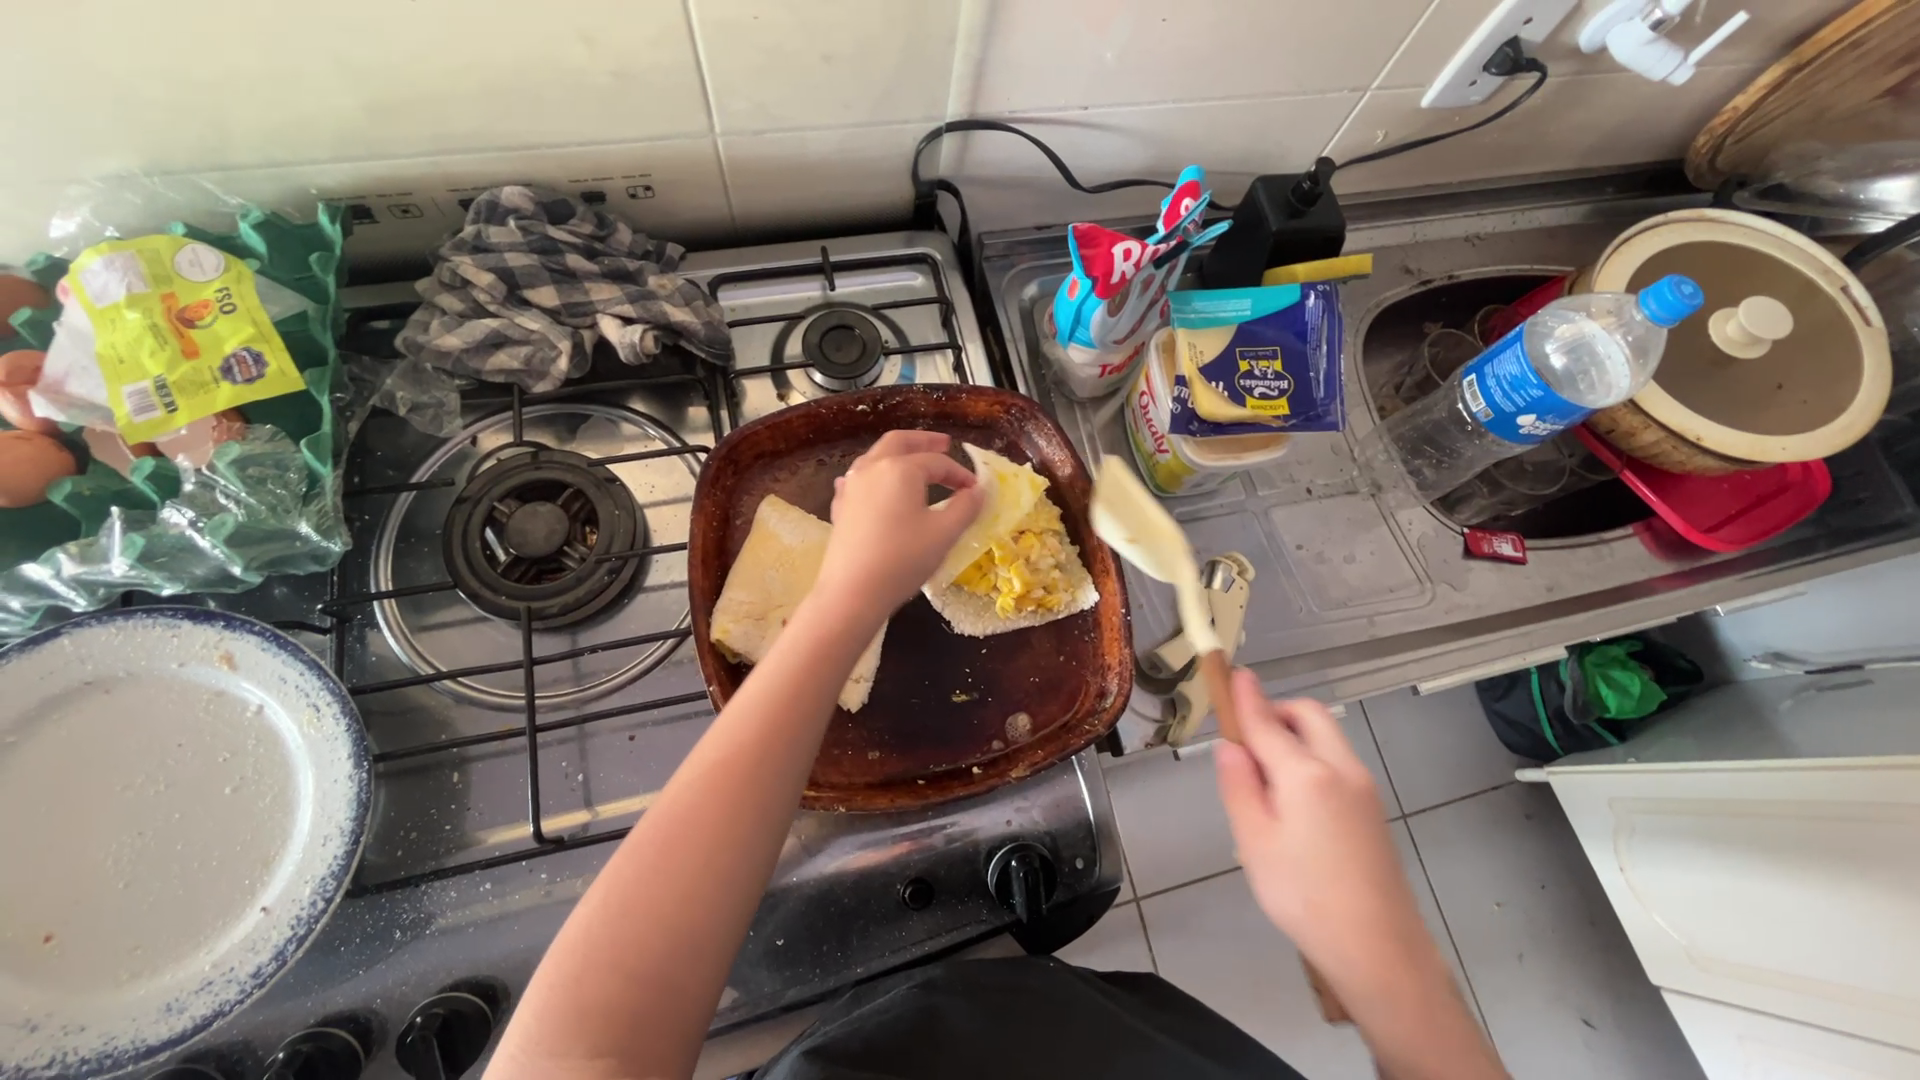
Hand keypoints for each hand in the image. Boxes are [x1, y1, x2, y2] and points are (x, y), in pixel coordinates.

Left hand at [814, 430, 983, 622]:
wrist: (852, 592)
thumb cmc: (903, 560)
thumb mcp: (944, 534)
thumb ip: (965, 507)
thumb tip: (976, 491)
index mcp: (900, 470)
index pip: (937, 462)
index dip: (959, 473)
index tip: (975, 489)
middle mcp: (872, 469)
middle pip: (899, 442)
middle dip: (924, 441)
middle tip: (944, 444)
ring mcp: (851, 487)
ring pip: (875, 457)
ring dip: (898, 454)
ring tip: (913, 461)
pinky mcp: (841, 507)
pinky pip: (858, 479)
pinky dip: (873, 475)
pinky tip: (873, 484)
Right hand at [1213, 671, 1425, 971]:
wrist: (1378, 949)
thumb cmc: (1304, 895)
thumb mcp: (1254, 842)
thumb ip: (1239, 786)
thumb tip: (1229, 746)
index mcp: (1306, 774)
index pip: (1268, 722)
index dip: (1246, 698)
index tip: (1232, 672)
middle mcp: (1341, 769)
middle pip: (1308, 716)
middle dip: (1276, 710)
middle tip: (1244, 734)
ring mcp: (1363, 787)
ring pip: (1326, 737)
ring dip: (1294, 734)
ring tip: (1263, 774)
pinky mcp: (1372, 808)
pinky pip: (1336, 761)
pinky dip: (1310, 756)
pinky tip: (1292, 797)